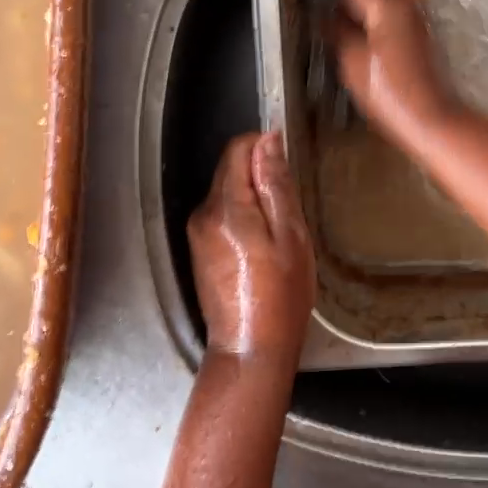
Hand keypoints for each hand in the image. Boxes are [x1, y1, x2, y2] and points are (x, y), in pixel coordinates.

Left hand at [188, 131, 316, 362]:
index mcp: (225, 207)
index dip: (264, 149)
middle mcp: (203, 214)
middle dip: (260, 177)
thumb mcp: (290, 234)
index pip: (237, 149)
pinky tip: (263, 247)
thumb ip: (276, 184)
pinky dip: (244, 218)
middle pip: (230, 170)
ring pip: (228, 192)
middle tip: (287, 212)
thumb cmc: (281, 293)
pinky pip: (223, 215)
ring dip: (254, 199)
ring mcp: (197, 233)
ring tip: (278, 234)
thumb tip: (268, 140)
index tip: (287, 171)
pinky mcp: (200, 249)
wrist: (252, 347)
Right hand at [331, 0, 460, 144]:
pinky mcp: (421, 30)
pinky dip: (379, 20)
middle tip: (333, 26)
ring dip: (365, 10)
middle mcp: (406, 0)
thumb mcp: (351, 60)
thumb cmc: (387, 90)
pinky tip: (368, 43)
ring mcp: (417, 14)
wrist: (428, 118)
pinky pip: (394, 12)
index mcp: (387, 2)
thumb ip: (336, 30)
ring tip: (349, 36)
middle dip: (350, 0)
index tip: (322, 17)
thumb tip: (326, 18)